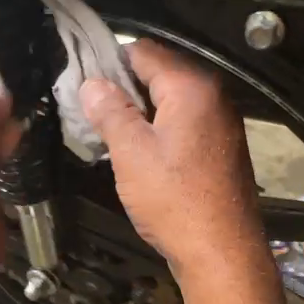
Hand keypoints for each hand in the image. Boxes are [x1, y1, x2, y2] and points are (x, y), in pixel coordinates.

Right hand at [80, 41, 265, 284]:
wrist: (220, 252)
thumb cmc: (174, 201)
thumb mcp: (131, 154)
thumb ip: (110, 113)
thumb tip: (91, 84)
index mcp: (191, 87)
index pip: (143, 51)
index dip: (109, 63)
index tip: (82, 85)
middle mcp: (212, 96)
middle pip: (159, 74)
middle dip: (123, 90)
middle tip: (91, 115)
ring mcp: (220, 123)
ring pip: (170, 102)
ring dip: (139, 114)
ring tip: (110, 137)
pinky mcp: (220, 149)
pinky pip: (183, 125)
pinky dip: (159, 132)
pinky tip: (139, 157)